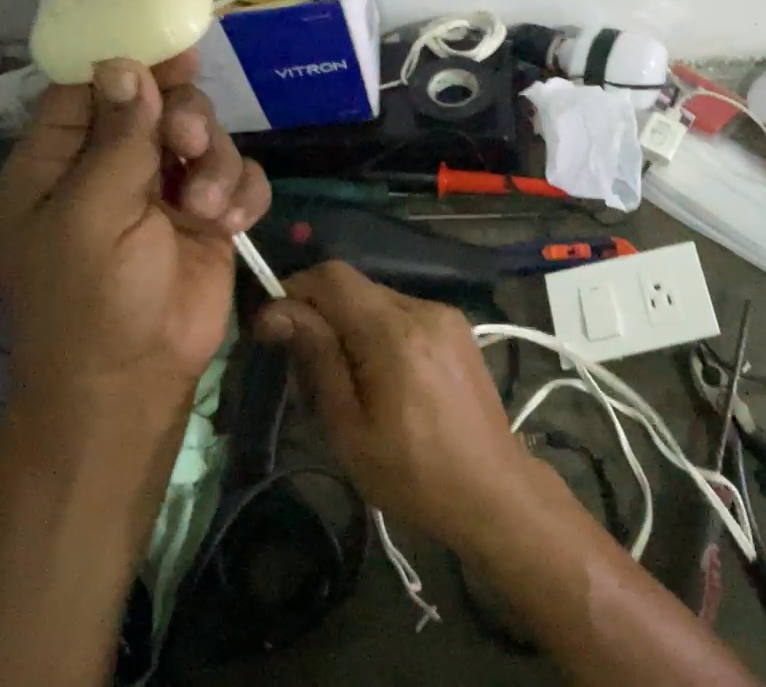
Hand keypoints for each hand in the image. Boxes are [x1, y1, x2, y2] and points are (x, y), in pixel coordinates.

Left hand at [0, 50, 271, 429]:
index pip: (92, 88)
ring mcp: (167, 193)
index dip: (131, 65)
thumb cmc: (89, 296)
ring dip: (216, 166)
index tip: (174, 52)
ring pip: (210, 140)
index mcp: (60, 161)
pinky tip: (231, 224)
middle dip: (186, 122)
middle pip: (163, 106)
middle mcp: (115, 168)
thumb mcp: (90, 212)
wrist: (133, 375)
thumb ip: (116, 138)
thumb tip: (125, 65)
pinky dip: (243, 194)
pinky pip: (241, 179)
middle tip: (188, 144)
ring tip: (206, 210)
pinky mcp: (212, 217)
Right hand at [255, 262, 548, 550]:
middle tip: (309, 382)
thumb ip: (317, 359)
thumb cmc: (413, 473)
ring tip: (347, 390)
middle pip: (356, 288)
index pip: (332, 276)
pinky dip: (382, 336)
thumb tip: (276, 310)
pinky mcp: (460, 332)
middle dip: (321, 321)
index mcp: (397, 331)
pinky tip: (382, 384)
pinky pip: (406, 317)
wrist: (491, 490)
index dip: (294, 293)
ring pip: (379, 302)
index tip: (274, 334)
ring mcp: (448, 318)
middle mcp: (426, 310)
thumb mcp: (349, 427)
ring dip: (351, 331)